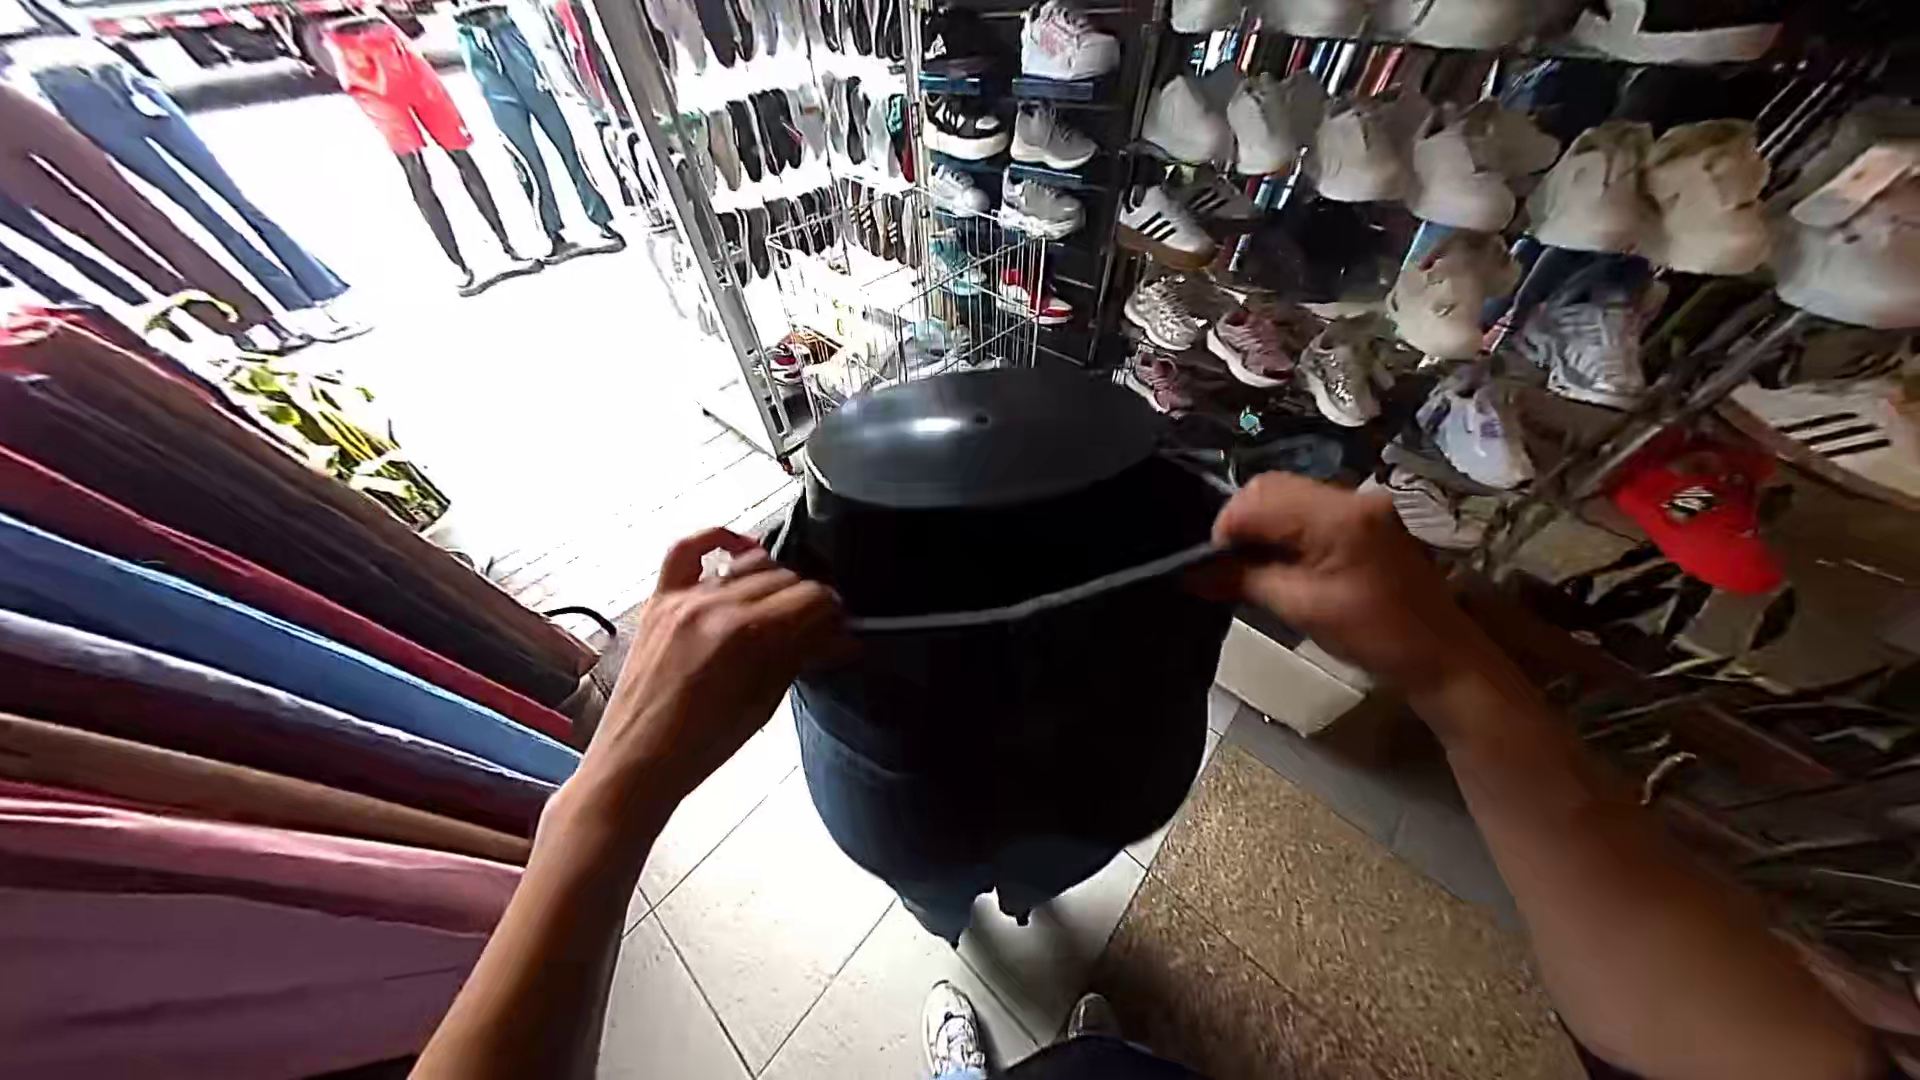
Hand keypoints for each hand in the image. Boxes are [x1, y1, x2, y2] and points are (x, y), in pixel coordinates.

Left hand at [562, 528, 844, 830]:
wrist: (637, 763)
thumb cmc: (703, 744)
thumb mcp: (766, 701)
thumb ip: (803, 655)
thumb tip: (842, 636)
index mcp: (746, 635)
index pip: (811, 598)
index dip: (833, 610)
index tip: (839, 623)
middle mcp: (716, 607)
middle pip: (786, 578)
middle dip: (809, 598)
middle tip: (817, 622)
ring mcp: (684, 600)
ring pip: (751, 563)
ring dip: (777, 578)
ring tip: (783, 602)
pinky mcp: (660, 601)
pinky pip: (686, 549)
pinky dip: (717, 539)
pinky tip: (740, 547)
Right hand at [1210, 472, 1497, 696]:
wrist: (1440, 655)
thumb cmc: (1373, 634)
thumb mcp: (1298, 608)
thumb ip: (1240, 580)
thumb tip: (1189, 573)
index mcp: (1337, 517)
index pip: (1256, 500)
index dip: (1226, 530)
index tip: (1216, 566)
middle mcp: (1349, 496)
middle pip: (1268, 486)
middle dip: (1238, 521)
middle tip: (1230, 563)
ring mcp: (1357, 503)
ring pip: (1282, 493)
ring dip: (1257, 523)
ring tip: (1251, 562)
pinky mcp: (1359, 515)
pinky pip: (1301, 506)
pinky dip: (1278, 526)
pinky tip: (1277, 558)